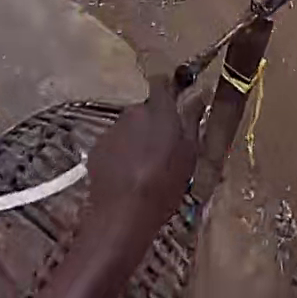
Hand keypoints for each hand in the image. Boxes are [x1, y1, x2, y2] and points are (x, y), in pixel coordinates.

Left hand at [85, 74, 195, 229]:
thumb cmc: (164, 184)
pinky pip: (113, 144)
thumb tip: (198, 96)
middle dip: (152, 124)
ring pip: (128, 128)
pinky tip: (125, 177)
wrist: (123, 214)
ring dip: (136, 139)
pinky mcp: (97, 147)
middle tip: (161, 149)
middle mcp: (134, 112)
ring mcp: (112, 129)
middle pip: (145, 110)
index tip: (172, 101)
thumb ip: (192, 121)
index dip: (166, 89)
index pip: (160, 83)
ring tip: (143, 168)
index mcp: (159, 110)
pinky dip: (120, 154)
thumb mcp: (189, 155)